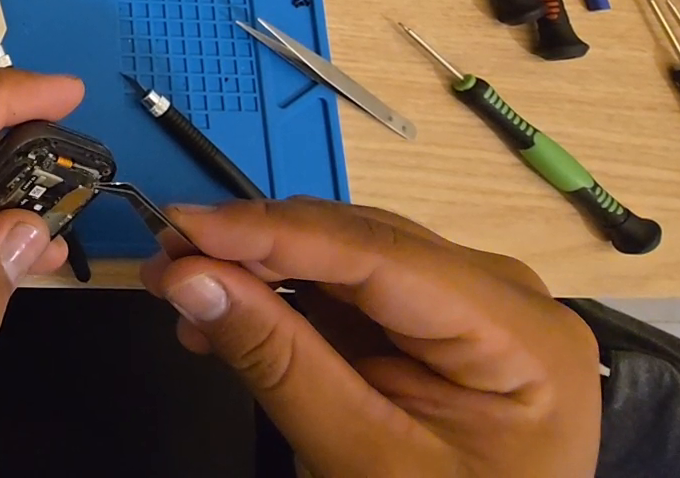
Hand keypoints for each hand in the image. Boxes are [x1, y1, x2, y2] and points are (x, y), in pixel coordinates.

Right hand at [142, 198, 601, 477]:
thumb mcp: (361, 460)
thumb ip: (275, 361)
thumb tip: (186, 276)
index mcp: (517, 332)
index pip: (372, 252)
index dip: (266, 231)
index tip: (178, 224)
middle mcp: (493, 291)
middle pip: (345, 242)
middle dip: (245, 249)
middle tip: (162, 263)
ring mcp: (454, 297)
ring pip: (325, 252)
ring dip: (246, 269)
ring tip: (178, 292)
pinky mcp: (414, 312)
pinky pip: (326, 282)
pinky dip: (268, 296)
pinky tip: (219, 316)